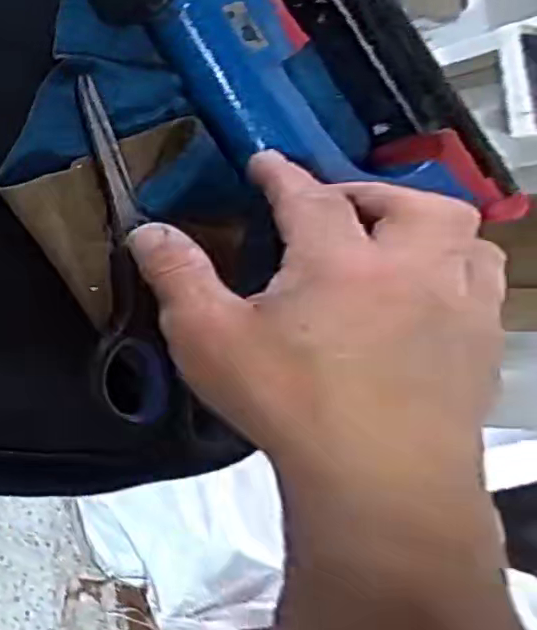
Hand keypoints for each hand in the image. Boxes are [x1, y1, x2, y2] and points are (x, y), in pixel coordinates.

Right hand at [130, 151, 504, 527]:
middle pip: (415, 205)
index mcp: (342, 263)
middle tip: (328, 203)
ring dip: (422, 226)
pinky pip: (479, 283)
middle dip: (369, 192)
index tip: (264, 160)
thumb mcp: (203, 332)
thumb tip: (149, 230)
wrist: (376, 469)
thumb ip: (177, 274)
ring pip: (466, 240)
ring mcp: (460, 308)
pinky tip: (414, 292)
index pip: (312, 200)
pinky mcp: (479, 345)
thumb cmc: (281, 394)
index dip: (283, 175)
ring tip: (381, 240)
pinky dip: (448, 267)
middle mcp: (414, 271)